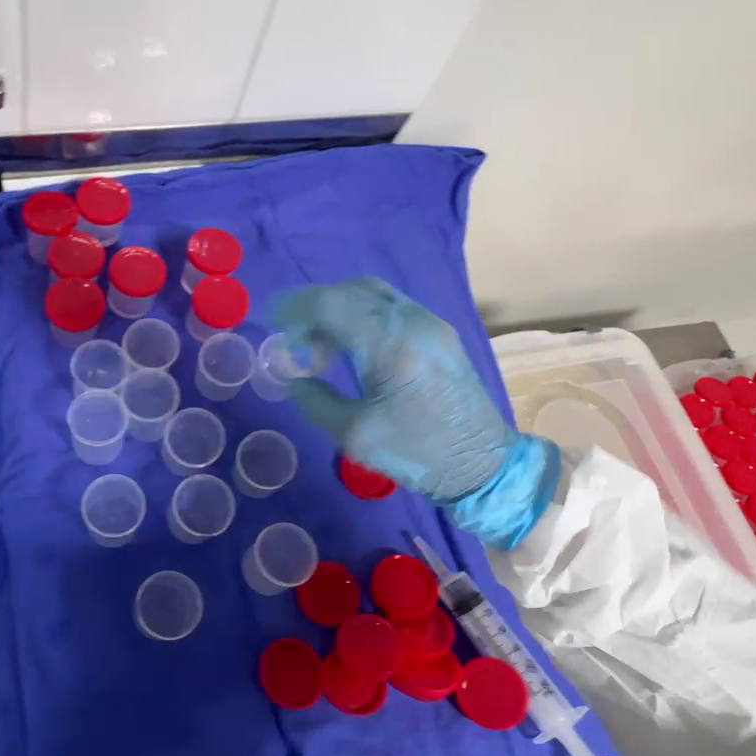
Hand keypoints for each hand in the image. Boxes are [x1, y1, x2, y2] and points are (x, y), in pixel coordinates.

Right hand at [271, 277, 557, 547]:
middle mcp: (411, 321)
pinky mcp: (438, 332)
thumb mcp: (353, 435)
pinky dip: (360, 313)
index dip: (294, 309)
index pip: (329, 303)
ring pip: (371, 292)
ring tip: (321, 346)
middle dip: (313, 309)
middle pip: (348, 291)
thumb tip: (295, 378)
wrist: (483, 465)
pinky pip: (390, 305)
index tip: (272, 324)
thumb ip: (315, 400)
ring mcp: (429, 322)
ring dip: (338, 308)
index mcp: (389, 344)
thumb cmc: (418, 453)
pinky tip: (352, 346)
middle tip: (295, 344)